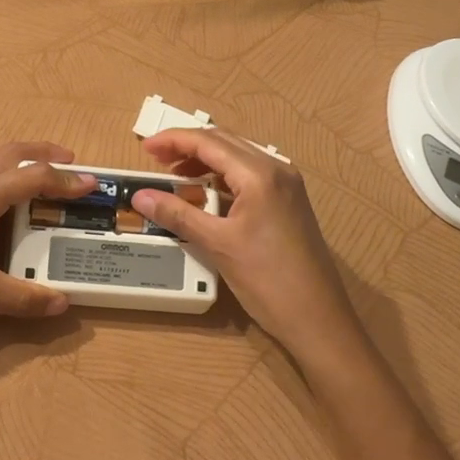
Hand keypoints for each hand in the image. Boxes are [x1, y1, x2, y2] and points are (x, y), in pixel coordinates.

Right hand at [131, 129, 360, 351]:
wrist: (318, 319)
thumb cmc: (268, 280)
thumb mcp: (217, 244)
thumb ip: (177, 214)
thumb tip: (140, 196)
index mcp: (259, 174)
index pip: (209, 142)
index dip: (174, 140)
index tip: (145, 148)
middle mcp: (277, 170)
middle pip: (224, 142)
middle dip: (188, 146)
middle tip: (156, 160)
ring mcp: (287, 186)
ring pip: (238, 156)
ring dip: (206, 160)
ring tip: (176, 176)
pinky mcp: (289, 202)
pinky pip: (250, 175)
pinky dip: (223, 176)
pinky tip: (207, 193)